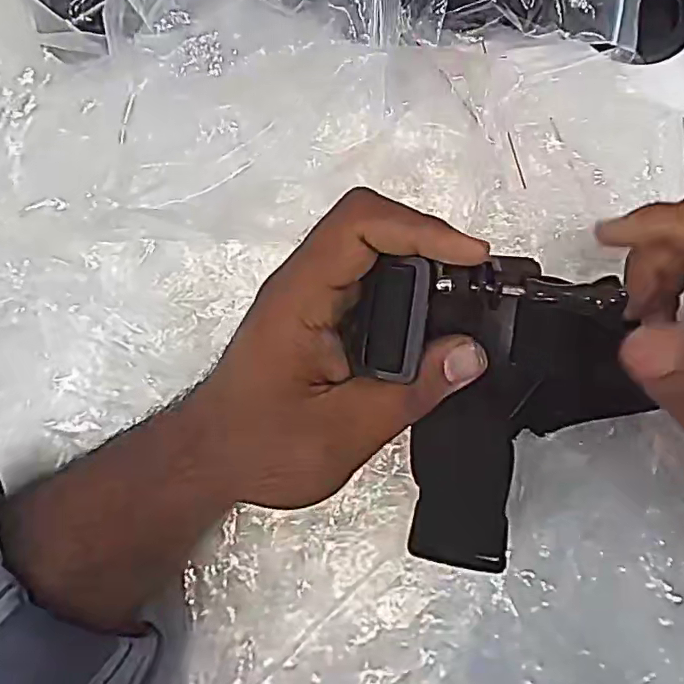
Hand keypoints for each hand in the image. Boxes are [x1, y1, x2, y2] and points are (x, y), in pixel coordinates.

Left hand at [186, 188, 491, 509]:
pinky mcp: (321, 313)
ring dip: (420, 258)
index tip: (468, 256)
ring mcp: (311, 296)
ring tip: (461, 290)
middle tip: (473, 273)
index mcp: (300, 299)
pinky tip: (430, 315)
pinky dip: (408, 284)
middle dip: (429, 238)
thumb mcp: (343, 431)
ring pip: (372, 246)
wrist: (211, 460)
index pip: (360, 225)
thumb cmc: (255, 447)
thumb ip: (412, 392)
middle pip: (370, 223)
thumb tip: (468, 355)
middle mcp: (302, 285)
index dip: (421, 229)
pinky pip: (368, 276)